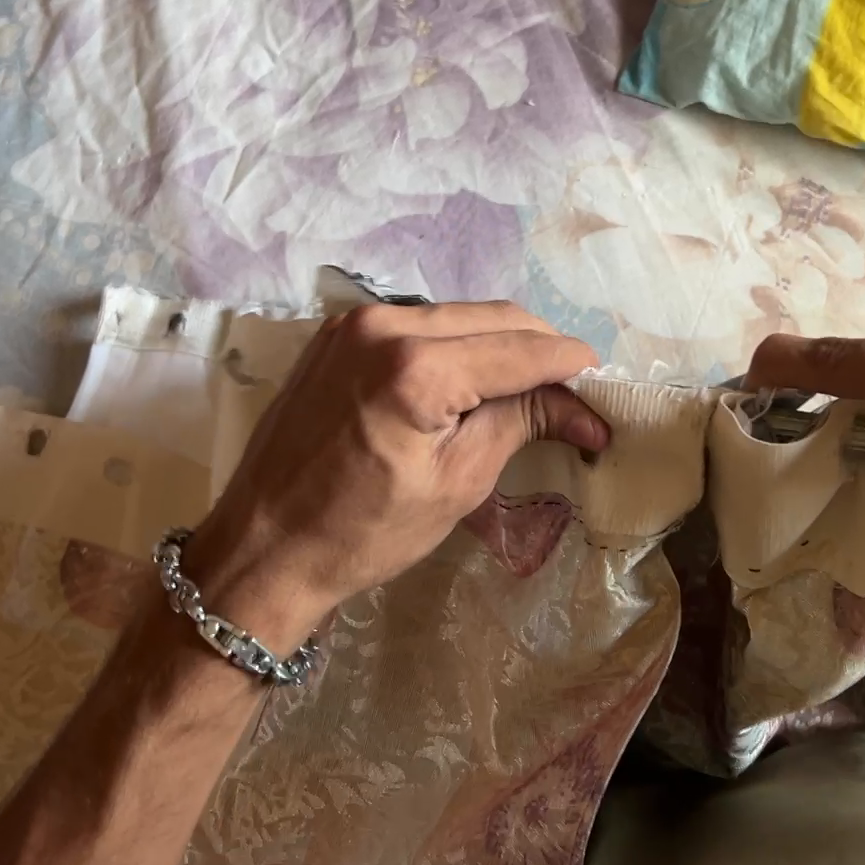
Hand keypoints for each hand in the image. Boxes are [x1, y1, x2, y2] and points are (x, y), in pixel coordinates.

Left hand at [185, 301, 608, 648]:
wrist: (261, 549)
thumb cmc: (365, 533)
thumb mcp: (459, 482)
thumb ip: (523, 422)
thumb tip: (583, 409)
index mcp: (416, 367)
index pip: (522, 348)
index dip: (570, 363)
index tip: (602, 382)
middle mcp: (385, 323)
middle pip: (496, 317)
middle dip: (543, 349)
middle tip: (571, 391)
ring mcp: (356, 321)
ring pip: (462, 315)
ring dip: (504, 344)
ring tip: (528, 387)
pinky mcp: (340, 331)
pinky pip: (424, 323)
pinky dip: (462, 343)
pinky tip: (475, 377)